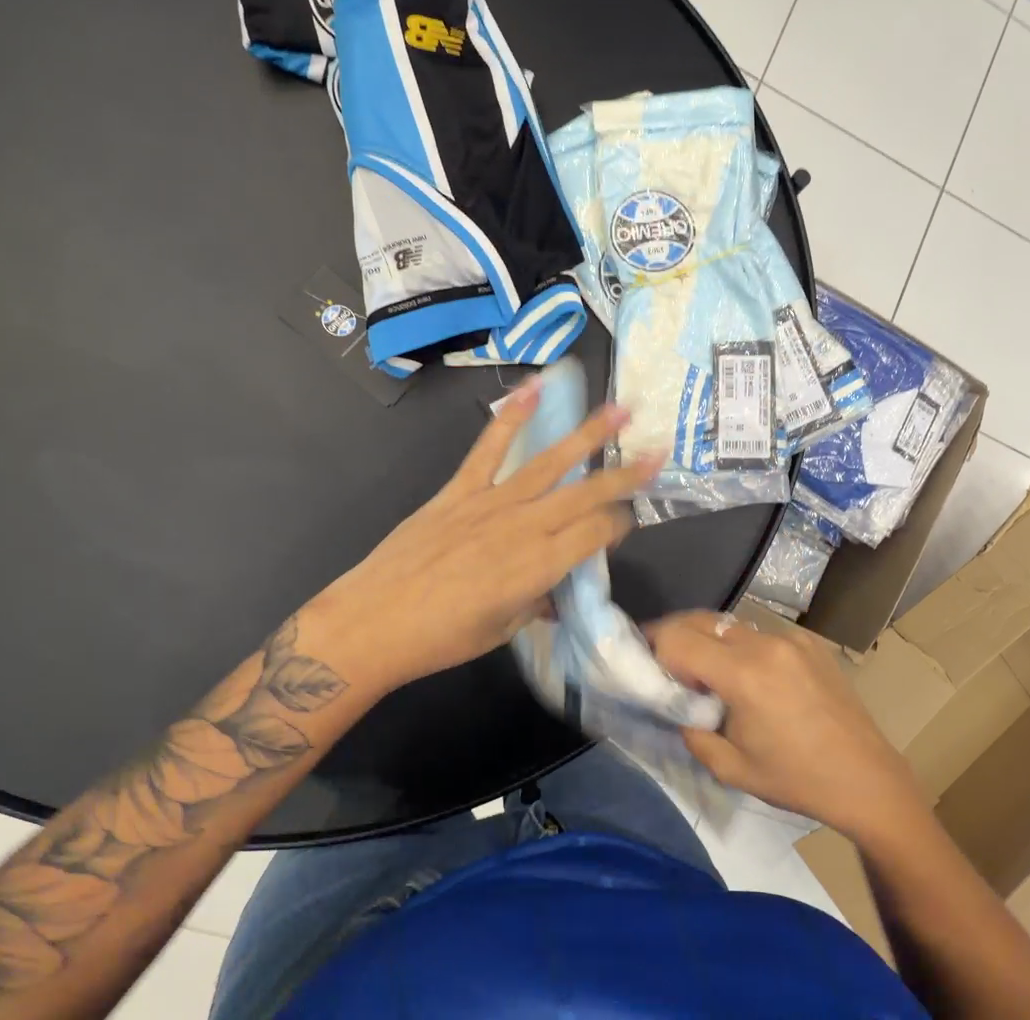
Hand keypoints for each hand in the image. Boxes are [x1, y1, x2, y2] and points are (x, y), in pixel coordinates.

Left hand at [312, 378, 660, 689]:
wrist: (370, 624)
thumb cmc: (440, 640)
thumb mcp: (502, 630)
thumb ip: (535, 604)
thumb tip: (555, 596)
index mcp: (539, 567)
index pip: (596, 533)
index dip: (618, 525)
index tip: (625, 523)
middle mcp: (523, 527)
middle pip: (586, 494)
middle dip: (626, 473)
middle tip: (659, 452)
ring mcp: (490, 503)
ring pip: (549, 462)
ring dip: (588, 434)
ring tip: (620, 409)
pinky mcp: (458, 491)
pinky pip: (489, 448)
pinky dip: (512, 417)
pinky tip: (534, 389)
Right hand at [650, 612, 928, 839]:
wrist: (866, 777)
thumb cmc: (796, 780)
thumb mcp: (730, 767)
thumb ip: (692, 731)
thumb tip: (676, 707)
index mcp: (744, 674)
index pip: (678, 639)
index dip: (653, 650)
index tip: (645, 669)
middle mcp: (766, 644)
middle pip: (701, 620)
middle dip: (675, 638)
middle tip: (664, 666)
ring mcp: (792, 639)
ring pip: (732, 624)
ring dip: (710, 641)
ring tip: (707, 676)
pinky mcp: (811, 643)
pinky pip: (761, 635)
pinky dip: (742, 647)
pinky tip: (748, 679)